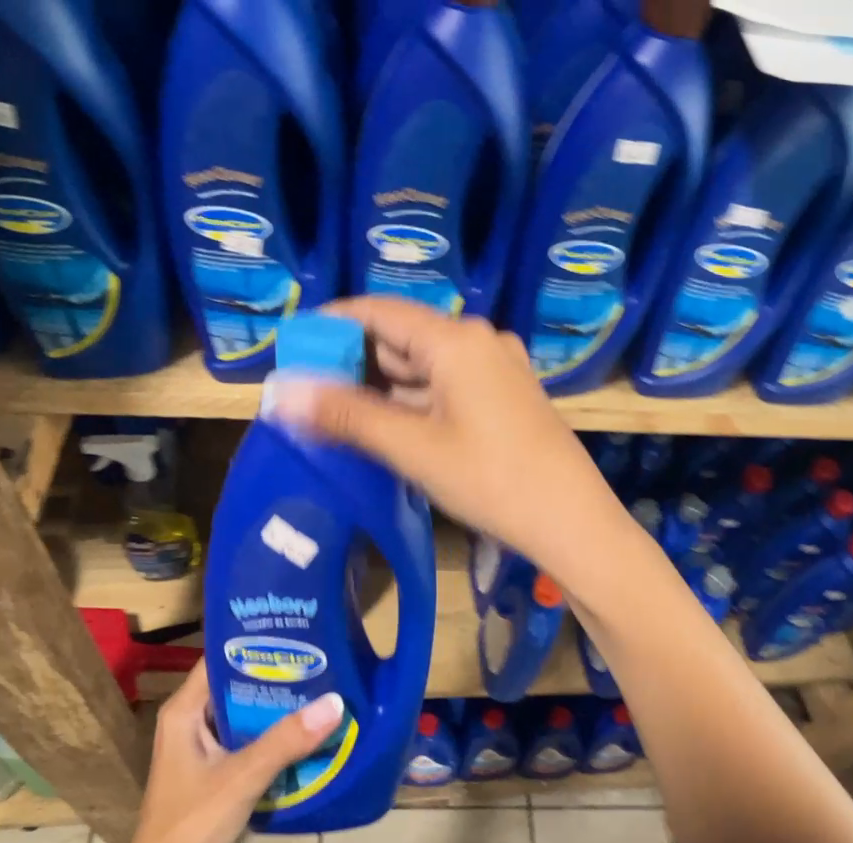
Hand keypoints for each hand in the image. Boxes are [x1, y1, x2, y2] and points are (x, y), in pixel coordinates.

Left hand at [113, 664, 343, 842]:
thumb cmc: (193, 822)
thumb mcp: (243, 777)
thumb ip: (287, 740)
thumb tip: (335, 701)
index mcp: (184, 711)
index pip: (220, 659)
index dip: (254, 644)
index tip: (296, 633)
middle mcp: (189, 721)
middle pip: (235, 685)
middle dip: (274, 675)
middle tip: (320, 661)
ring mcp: (200, 747)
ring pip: (243, 713)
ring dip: (276, 706)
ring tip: (320, 689)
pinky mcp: (211, 769)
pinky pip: (245, 738)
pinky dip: (271, 733)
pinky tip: (303, 731)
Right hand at [268, 296, 627, 576]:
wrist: (571, 521)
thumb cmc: (491, 479)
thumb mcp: (413, 448)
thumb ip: (347, 416)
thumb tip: (281, 392)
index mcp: (456, 340)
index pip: (379, 311)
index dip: (332, 323)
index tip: (294, 345)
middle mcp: (480, 341)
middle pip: (402, 337)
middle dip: (355, 361)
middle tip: (308, 390)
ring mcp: (498, 369)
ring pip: (425, 366)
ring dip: (384, 386)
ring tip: (338, 412)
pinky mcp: (507, 397)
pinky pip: (448, 386)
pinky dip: (414, 401)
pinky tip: (388, 427)